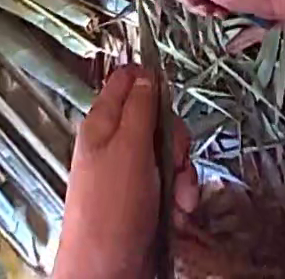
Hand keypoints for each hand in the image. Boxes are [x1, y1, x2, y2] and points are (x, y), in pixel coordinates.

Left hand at [53, 67, 197, 278]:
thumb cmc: (112, 210)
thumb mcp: (128, 149)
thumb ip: (140, 108)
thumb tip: (147, 75)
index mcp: (102, 123)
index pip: (126, 80)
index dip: (150, 81)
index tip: (169, 98)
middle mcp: (114, 142)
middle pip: (155, 115)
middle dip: (174, 135)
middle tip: (175, 155)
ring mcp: (129, 171)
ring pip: (167, 148)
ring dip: (182, 169)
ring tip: (180, 194)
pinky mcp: (143, 197)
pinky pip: (170, 179)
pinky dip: (181, 191)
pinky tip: (180, 209)